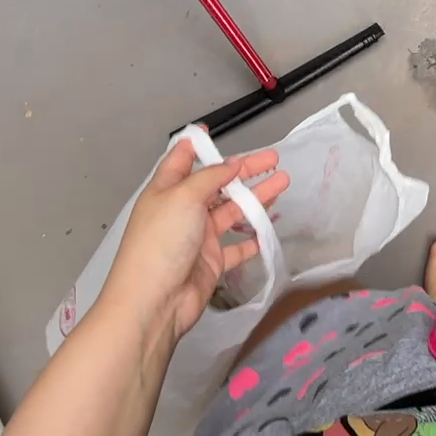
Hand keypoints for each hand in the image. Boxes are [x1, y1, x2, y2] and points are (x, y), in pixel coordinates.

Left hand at [94, 140, 289, 341]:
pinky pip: (238, 245)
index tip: (213, 132)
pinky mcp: (212, 261)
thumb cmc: (162, 242)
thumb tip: (232, 164)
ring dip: (257, 197)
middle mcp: (184, 210)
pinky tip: (271, 227)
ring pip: (233, 210)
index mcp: (169, 190)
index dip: (197, 145)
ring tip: (283, 184)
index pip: (182, 160)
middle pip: (218, 183)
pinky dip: (254, 237)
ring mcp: (199, 236)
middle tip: (274, 159)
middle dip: (245, 169)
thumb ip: (211, 177)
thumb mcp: (184, 197)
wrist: (153, 304)